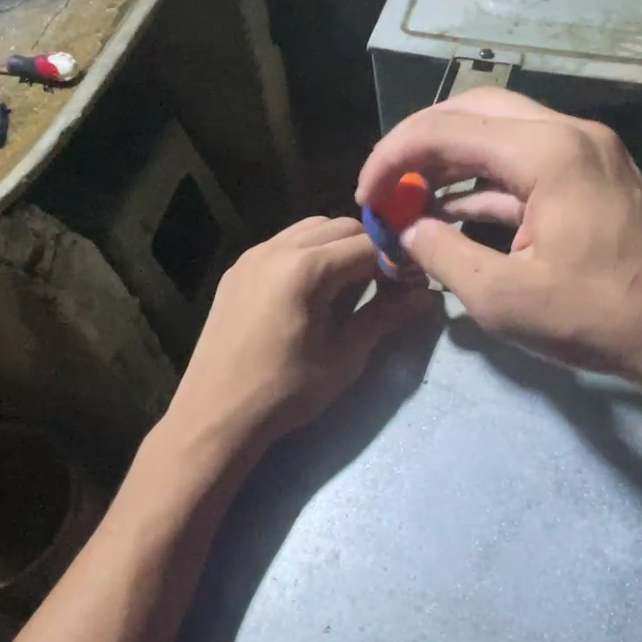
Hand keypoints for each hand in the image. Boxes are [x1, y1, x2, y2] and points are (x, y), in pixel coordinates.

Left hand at [163, 217, 433, 461]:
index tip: (414, 282)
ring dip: (339, 246)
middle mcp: (276, 249)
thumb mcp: (344, 358)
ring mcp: (252, 256)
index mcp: (305, 269)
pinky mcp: (238, 270)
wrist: (216, 415)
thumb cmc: (285, 393)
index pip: (367, 245)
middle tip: (387, 284)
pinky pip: (283, 244)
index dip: (396, 261)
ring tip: (353, 284)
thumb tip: (425, 296)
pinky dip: (309, 252)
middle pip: (340, 227)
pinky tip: (316, 288)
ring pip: (310, 229)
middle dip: (369, 248)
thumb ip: (384, 318)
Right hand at [357, 88, 641, 422]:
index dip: (394, 156)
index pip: (448, 129)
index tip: (365, 195)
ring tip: (409, 198)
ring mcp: (586, 152)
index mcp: (548, 153)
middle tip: (385, 185)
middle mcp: (569, 135)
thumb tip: (407, 229)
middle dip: (419, 145)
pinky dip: (483, 181)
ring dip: (450, 160)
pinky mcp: (592, 176)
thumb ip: (442, 254)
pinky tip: (452, 210)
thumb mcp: (502, 299)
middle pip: (474, 112)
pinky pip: (524, 161)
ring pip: (499, 132)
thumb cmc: (597, 320)